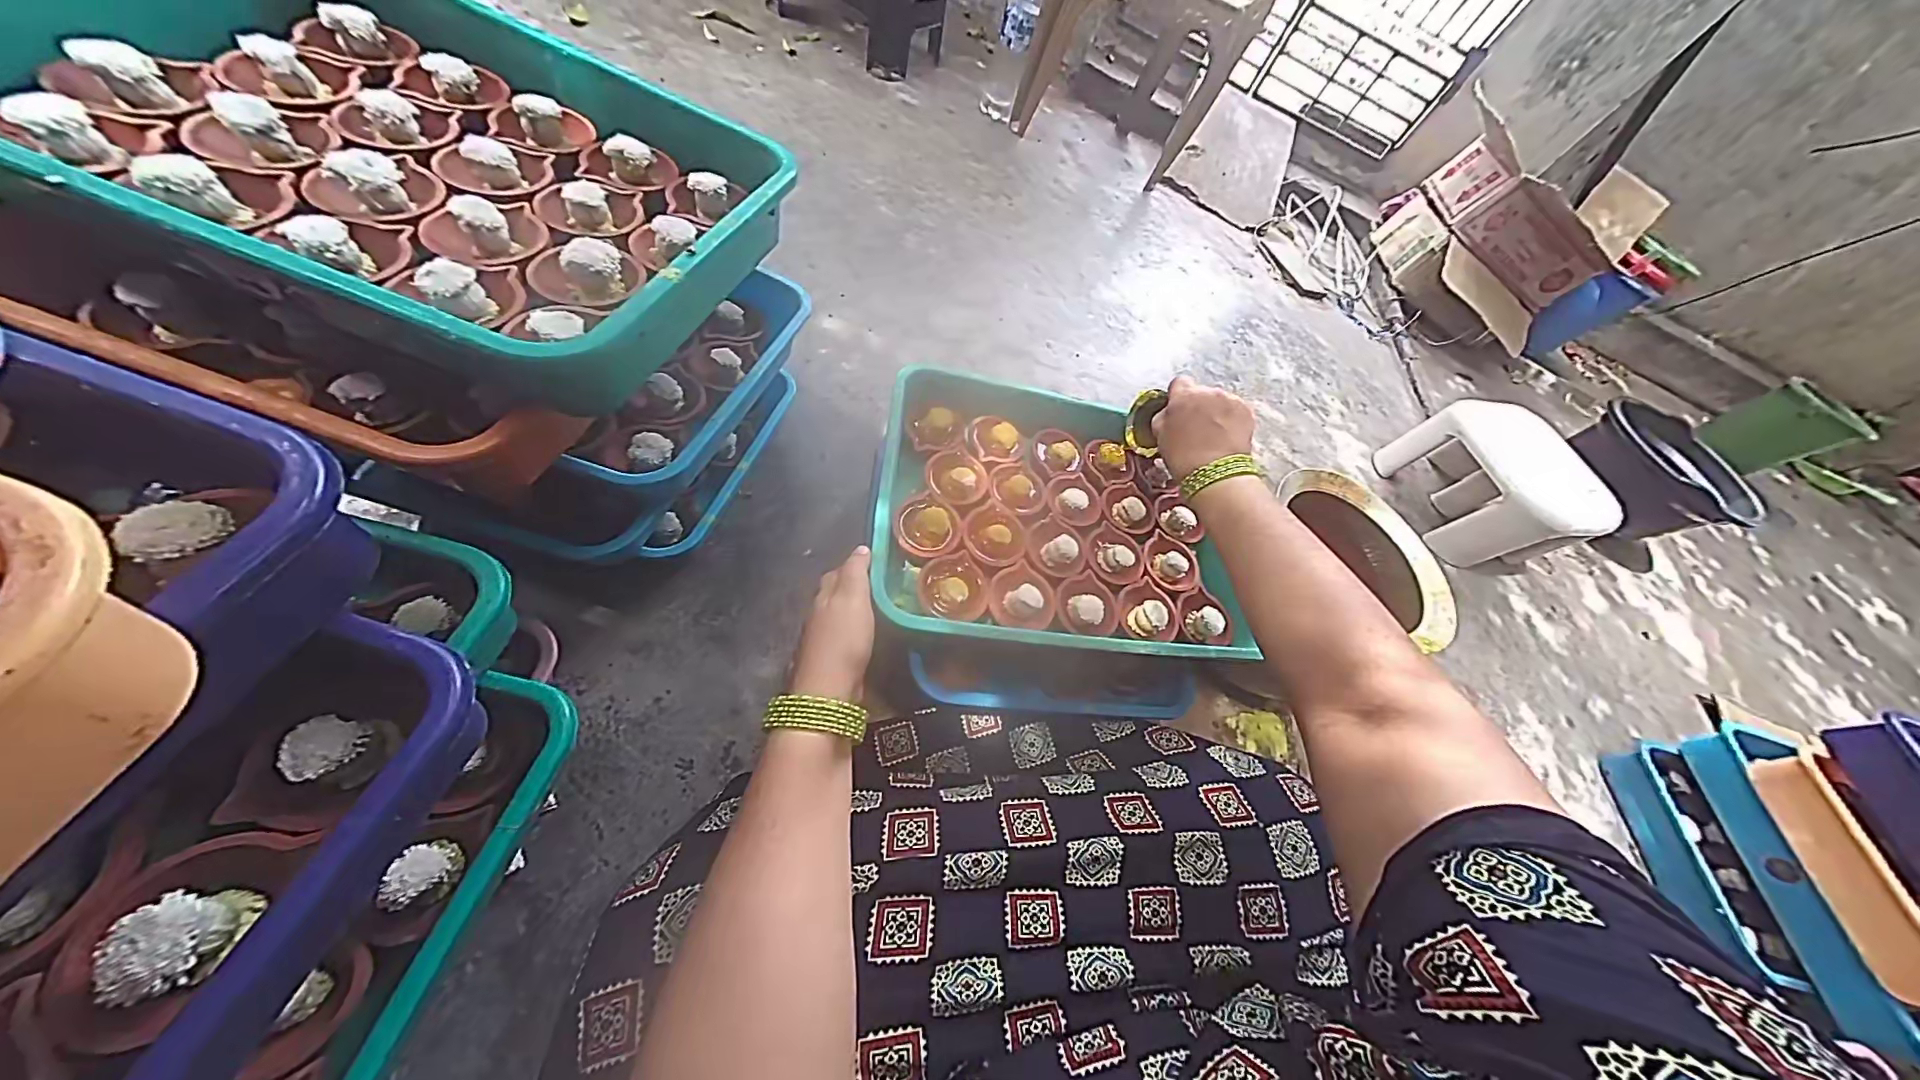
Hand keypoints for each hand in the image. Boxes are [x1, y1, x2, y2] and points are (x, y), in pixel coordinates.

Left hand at [787, 546, 874, 702]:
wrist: (829, 690)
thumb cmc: (844, 639)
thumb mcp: (853, 599)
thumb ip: (856, 572)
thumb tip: (861, 548)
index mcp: (824, 595)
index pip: (837, 572)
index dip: (854, 564)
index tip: (876, 561)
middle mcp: (817, 613)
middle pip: (833, 592)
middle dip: (851, 585)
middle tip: (878, 583)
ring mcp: (820, 638)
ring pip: (836, 614)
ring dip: (851, 609)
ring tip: (875, 607)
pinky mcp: (829, 659)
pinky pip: (841, 635)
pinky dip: (852, 629)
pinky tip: (864, 634)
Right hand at [1150, 375, 1255, 479]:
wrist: (1214, 472)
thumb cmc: (1182, 457)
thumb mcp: (1160, 434)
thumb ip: (1163, 416)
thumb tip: (1168, 412)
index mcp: (1183, 395)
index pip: (1179, 383)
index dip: (1178, 396)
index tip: (1179, 410)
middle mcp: (1207, 391)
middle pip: (1201, 392)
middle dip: (1198, 406)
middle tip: (1196, 428)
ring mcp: (1229, 399)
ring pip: (1219, 400)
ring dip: (1216, 412)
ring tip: (1213, 435)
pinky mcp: (1245, 410)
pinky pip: (1235, 409)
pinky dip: (1231, 419)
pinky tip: (1226, 436)